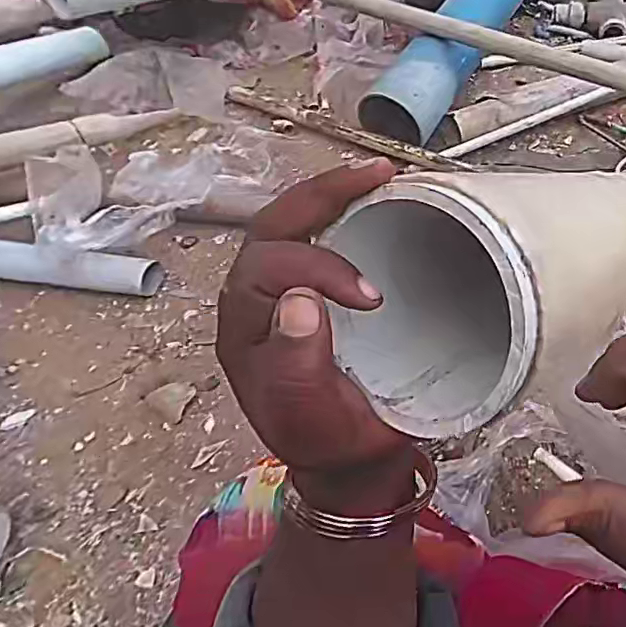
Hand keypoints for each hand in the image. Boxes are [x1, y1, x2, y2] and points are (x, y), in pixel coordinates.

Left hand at [216, 159, 413, 512]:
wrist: (344, 452)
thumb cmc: (324, 435)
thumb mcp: (307, 415)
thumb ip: (294, 366)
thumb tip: (300, 302)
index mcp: (245, 322)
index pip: (273, 266)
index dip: (323, 271)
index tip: (373, 299)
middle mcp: (256, 294)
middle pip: (277, 222)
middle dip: (324, 193)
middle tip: (378, 175)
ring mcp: (283, 283)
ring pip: (296, 218)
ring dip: (335, 190)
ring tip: (381, 174)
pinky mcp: (314, 282)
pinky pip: (321, 232)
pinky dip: (349, 208)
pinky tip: (380, 200)